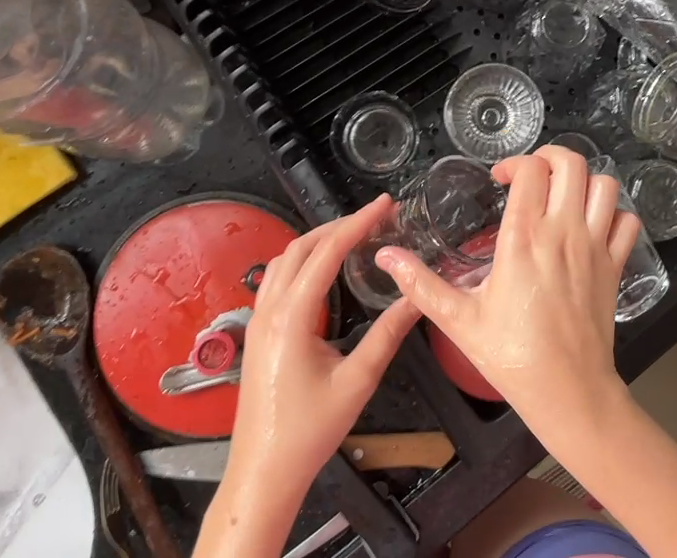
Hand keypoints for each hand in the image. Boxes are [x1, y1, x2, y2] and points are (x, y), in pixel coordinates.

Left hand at [199, 197, 417, 555]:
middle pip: (301, 248)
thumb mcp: (358, 382)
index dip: (357, 223)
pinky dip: (303, 261)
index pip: (326, 253)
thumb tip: (418, 297)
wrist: (264, 472)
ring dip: (318, 241)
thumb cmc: (309, 431)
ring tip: (354, 235)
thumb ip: (388, 334)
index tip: (384, 205)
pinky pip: (277, 280)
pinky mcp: (259, 334)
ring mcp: (258, 322)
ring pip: (284, 261)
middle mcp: (269, 312)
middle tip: (375, 216)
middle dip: (338, 225)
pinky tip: (325, 270)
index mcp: (292, 318)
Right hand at [376, 147, 640, 441]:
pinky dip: (614, 214)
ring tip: (563, 196)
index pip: (531, 170)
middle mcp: (563, 233)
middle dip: (552, 157)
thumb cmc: (512, 356)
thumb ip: (421, 284)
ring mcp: (595, 247)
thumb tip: (386, 256)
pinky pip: (627, 221)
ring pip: (605, 185)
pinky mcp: (615, 266)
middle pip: (572, 164)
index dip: (515, 163)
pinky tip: (594, 225)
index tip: (502, 180)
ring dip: (585, 181)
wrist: (568, 392)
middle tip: (534, 175)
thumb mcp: (459, 320)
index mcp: (523, 238)